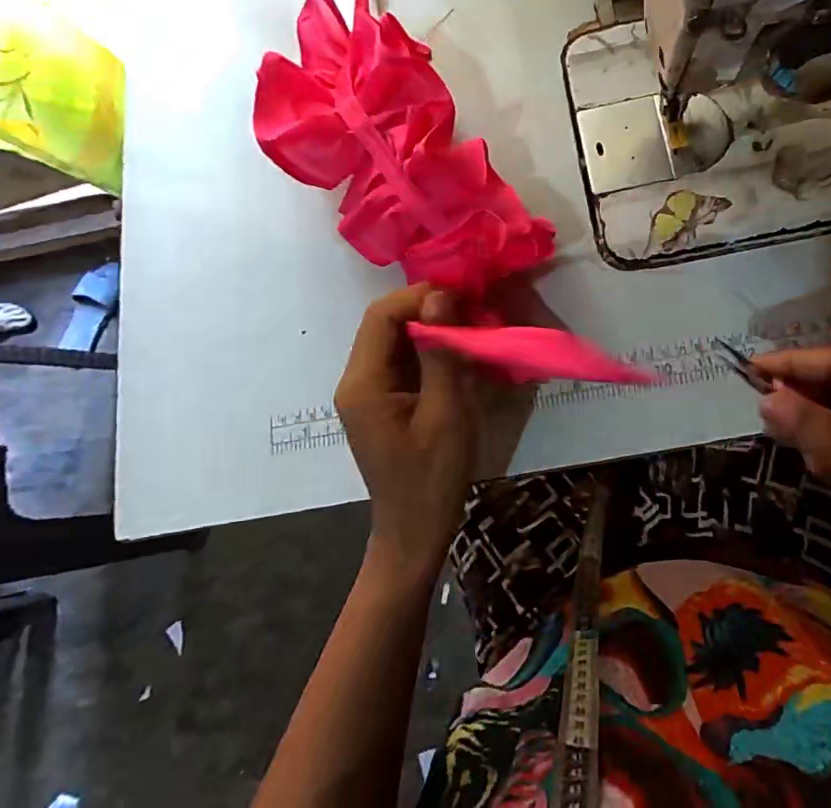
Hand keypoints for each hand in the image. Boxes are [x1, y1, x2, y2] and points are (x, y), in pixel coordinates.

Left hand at [334, 285, 485, 575]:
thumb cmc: (432, 479)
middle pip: (385, 324)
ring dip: (432, 329)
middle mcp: (357, 381)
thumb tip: (441, 299)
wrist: (415, 533)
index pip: (381, 316)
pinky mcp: (384, 402)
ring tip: (473, 327)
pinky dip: (431, 351)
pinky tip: (461, 353)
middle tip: (473, 310)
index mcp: (363, 384)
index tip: (464, 297)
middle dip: (428, 309)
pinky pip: (404, 362)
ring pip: (396, 340)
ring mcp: (368, 392)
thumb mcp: (446, 414)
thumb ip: (442, 354)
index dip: (420, 297)